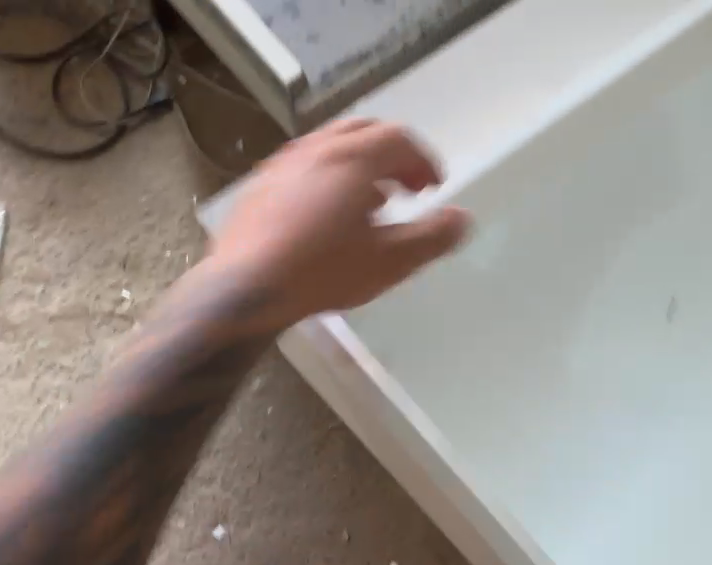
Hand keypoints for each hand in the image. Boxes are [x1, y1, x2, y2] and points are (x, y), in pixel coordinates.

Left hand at [210, 118, 470, 327]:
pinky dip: (333, 176)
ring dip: (364, 165)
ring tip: (376, 201)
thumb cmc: (326, 272)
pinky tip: (333, 215)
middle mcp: (318, 149)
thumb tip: (463, 219)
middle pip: (365, 131)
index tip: (435, 188)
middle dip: (395, 156)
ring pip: (333, 146)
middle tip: (410, 187)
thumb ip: (432, 237)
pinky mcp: (263, 185)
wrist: (248, 286)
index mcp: (354, 159)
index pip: (400, 139)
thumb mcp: (391, 261)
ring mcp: (285, 163)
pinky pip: (308, 165)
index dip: (424, 161)